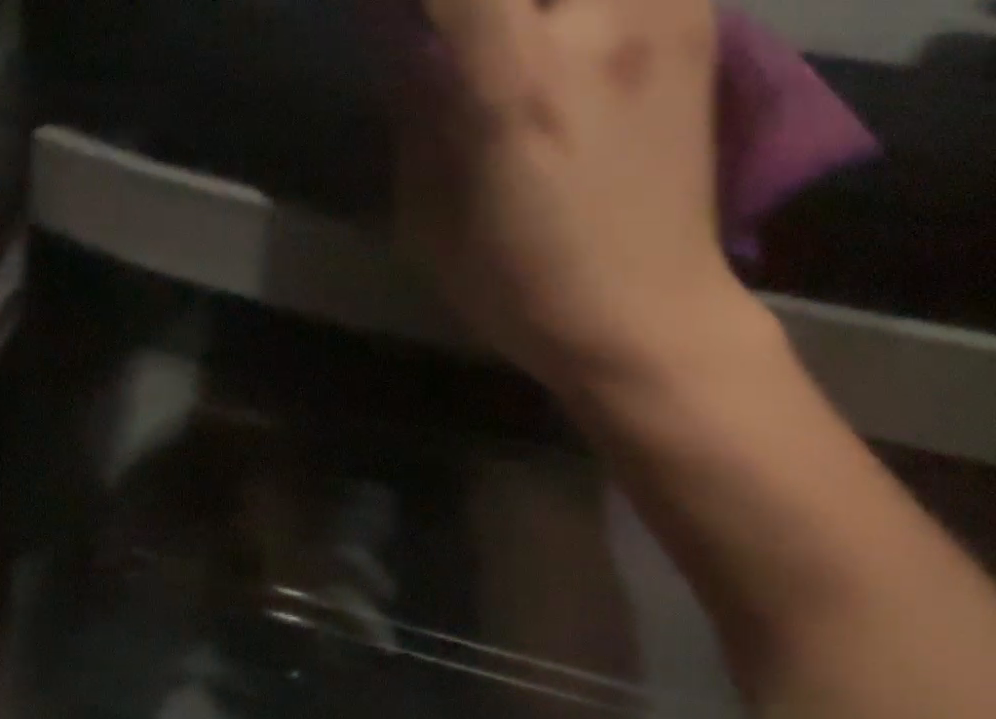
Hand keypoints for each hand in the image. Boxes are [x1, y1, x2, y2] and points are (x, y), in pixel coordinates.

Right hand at [392, 0, 756, 389]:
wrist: (645, 313)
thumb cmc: (518, 286)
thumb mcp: (430, 220)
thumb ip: (417, 117)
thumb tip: (406, 47)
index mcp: (518, 82)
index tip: (393, 17)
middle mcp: (604, 19)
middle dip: (478, 1)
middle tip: (460, 28)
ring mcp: (667, 7)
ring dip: (535, 5)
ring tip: (510, 36)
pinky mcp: (700, 17)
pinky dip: (584, 5)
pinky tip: (569, 31)